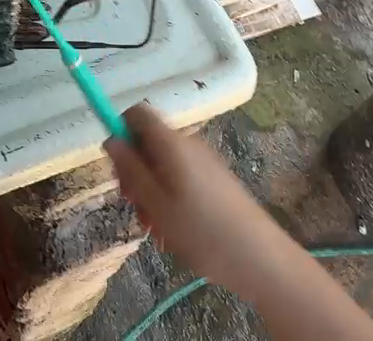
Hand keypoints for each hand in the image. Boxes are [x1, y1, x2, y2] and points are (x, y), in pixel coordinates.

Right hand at [103, 104, 293, 302]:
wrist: (262, 259)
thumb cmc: (203, 232)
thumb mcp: (156, 204)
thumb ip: (130, 169)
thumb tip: (111, 139)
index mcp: (171, 143)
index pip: (136, 113)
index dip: (119, 130)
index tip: (117, 166)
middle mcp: (188, 144)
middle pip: (148, 141)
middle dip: (134, 170)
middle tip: (134, 205)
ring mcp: (204, 162)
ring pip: (163, 164)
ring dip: (151, 190)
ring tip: (156, 227)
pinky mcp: (216, 180)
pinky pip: (181, 178)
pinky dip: (170, 197)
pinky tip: (176, 230)